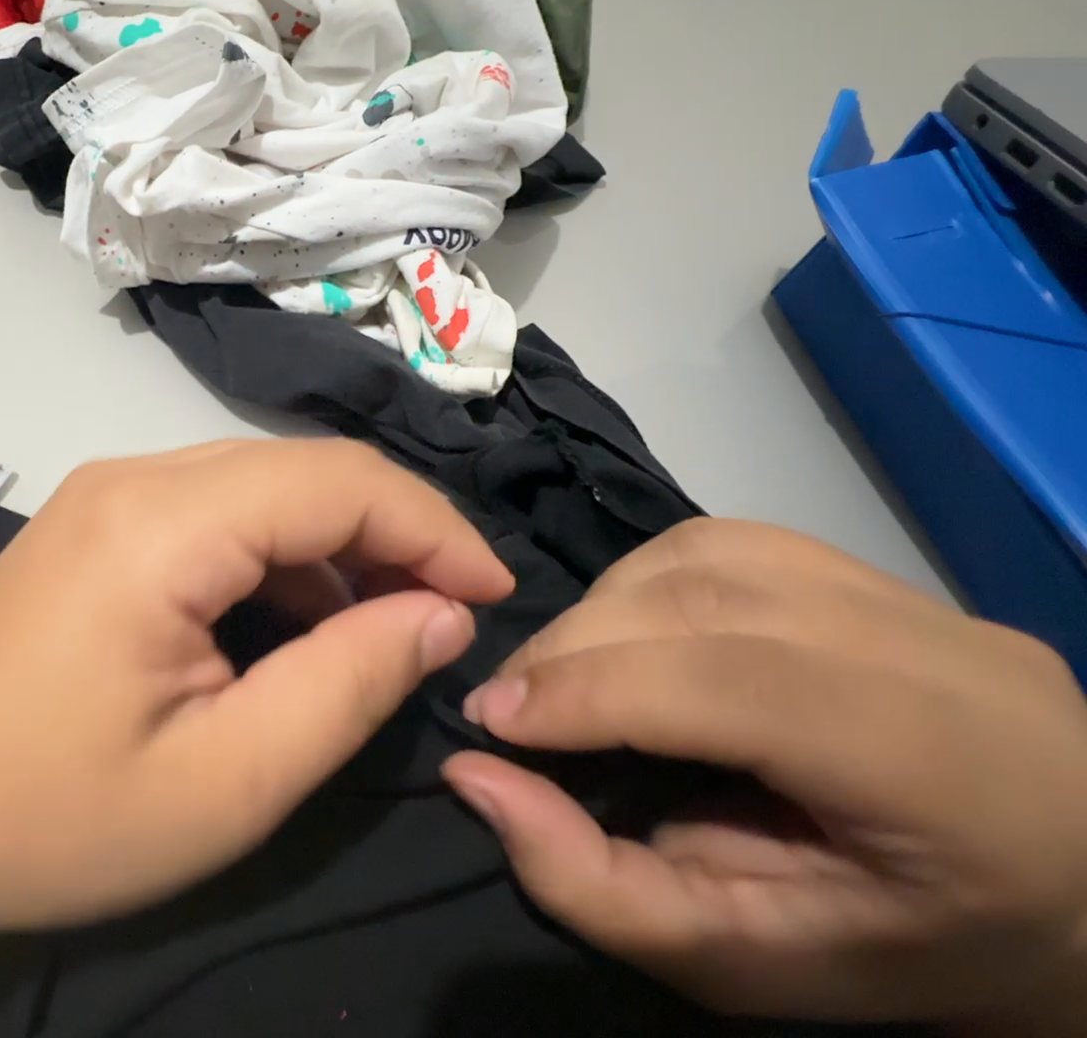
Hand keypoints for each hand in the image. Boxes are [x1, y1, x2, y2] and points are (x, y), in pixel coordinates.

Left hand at [0, 439, 513, 939]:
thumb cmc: (52, 817)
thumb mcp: (227, 779)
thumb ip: (348, 685)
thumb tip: (438, 614)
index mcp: (160, 525)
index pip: (337, 481)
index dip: (434, 530)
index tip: (493, 598)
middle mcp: (129, 480)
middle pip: (297, 473)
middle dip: (388, 534)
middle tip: (446, 619)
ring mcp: (100, 498)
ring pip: (254, 491)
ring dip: (328, 549)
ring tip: (378, 631)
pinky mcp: (87, 528)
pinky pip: (205, 516)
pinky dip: (268, 560)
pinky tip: (288, 626)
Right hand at [439, 519, 1086, 1032]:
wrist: (1048, 900)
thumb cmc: (886, 951)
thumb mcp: (730, 959)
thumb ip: (592, 883)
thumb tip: (473, 774)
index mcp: (956, 777)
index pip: (746, 689)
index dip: (597, 691)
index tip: (492, 721)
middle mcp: (951, 657)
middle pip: (711, 603)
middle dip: (573, 648)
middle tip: (504, 705)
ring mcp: (918, 599)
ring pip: (707, 554)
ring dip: (598, 607)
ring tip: (556, 671)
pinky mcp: (874, 572)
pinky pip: (722, 542)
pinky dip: (638, 580)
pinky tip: (620, 632)